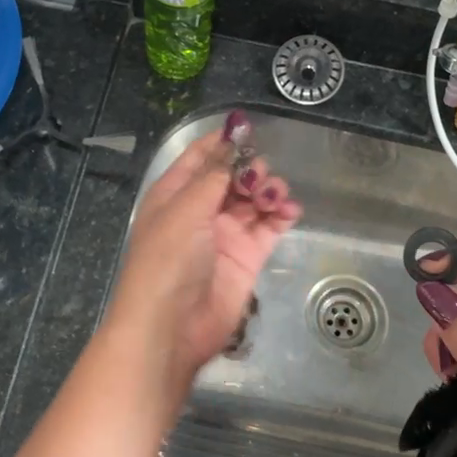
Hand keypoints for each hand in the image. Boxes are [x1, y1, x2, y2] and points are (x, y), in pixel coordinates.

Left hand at [105, 114, 301, 390]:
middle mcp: (200, 211)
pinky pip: (269, 226)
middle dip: (250, 169)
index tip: (249, 128)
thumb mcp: (186, 209)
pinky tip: (289, 210)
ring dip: (269, 190)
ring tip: (275, 196)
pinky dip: (281, 214)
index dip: (223, 141)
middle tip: (259, 177)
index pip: (200, 158)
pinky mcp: (247, 257)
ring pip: (254, 199)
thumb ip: (214, 174)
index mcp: (174, 194)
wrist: (170, 328)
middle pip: (232, 176)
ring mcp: (225, 234)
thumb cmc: (167, 261)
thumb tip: (232, 135)